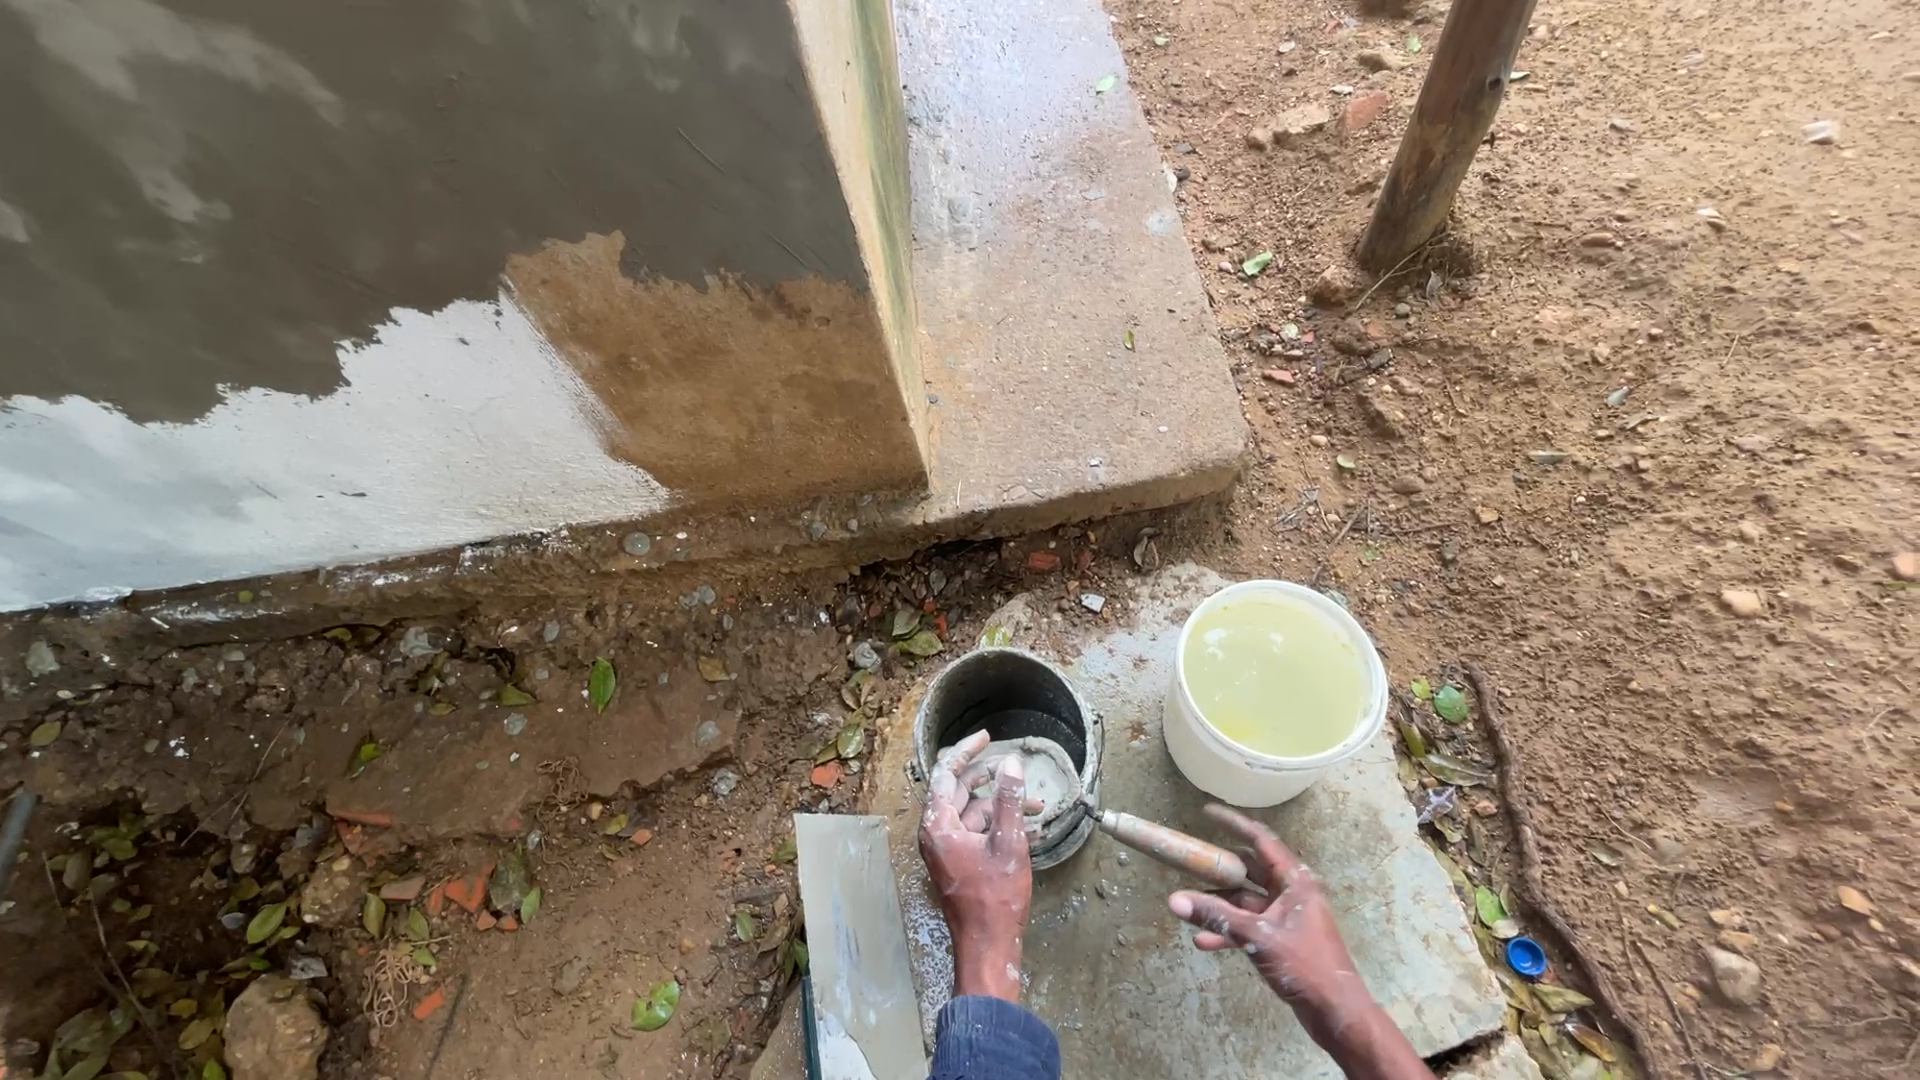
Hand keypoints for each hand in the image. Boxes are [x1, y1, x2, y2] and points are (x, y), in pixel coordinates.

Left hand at [919, 730, 1032, 1001]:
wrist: (987, 946)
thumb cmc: (994, 897)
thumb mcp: (1008, 842)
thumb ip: (1010, 800)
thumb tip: (1012, 763)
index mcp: (938, 824)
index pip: (945, 773)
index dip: (966, 751)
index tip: (987, 737)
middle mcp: (937, 833)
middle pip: (958, 789)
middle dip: (989, 776)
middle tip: (1012, 765)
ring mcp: (948, 848)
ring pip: (973, 811)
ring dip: (1002, 804)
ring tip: (1035, 803)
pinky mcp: (961, 861)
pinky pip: (979, 831)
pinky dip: (1001, 824)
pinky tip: (1030, 826)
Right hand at [1166, 806, 1374, 1045]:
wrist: (1337, 1014)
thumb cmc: (1306, 964)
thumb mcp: (1257, 937)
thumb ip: (1216, 917)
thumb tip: (1175, 900)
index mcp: (1294, 881)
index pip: (1260, 840)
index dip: (1233, 823)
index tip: (1206, 812)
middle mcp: (1290, 892)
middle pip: (1248, 869)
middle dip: (1219, 867)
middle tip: (1191, 858)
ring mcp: (1285, 916)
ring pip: (1244, 900)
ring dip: (1218, 905)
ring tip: (1187, 906)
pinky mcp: (1280, 939)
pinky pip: (1247, 925)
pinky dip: (1227, 931)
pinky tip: (1202, 942)